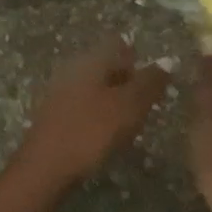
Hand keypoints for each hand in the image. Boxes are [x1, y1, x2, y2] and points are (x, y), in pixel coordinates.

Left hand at [17, 35, 170, 186]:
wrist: (44, 167)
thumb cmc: (90, 131)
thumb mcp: (128, 106)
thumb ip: (149, 83)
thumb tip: (167, 61)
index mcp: (90, 60)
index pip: (117, 44)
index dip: (138, 57)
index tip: (154, 80)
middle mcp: (73, 68)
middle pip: (105, 65)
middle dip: (127, 79)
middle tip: (147, 102)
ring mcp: (60, 91)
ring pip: (94, 86)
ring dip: (113, 99)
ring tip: (131, 121)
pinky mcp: (54, 115)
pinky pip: (83, 105)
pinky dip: (99, 114)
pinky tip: (107, 133)